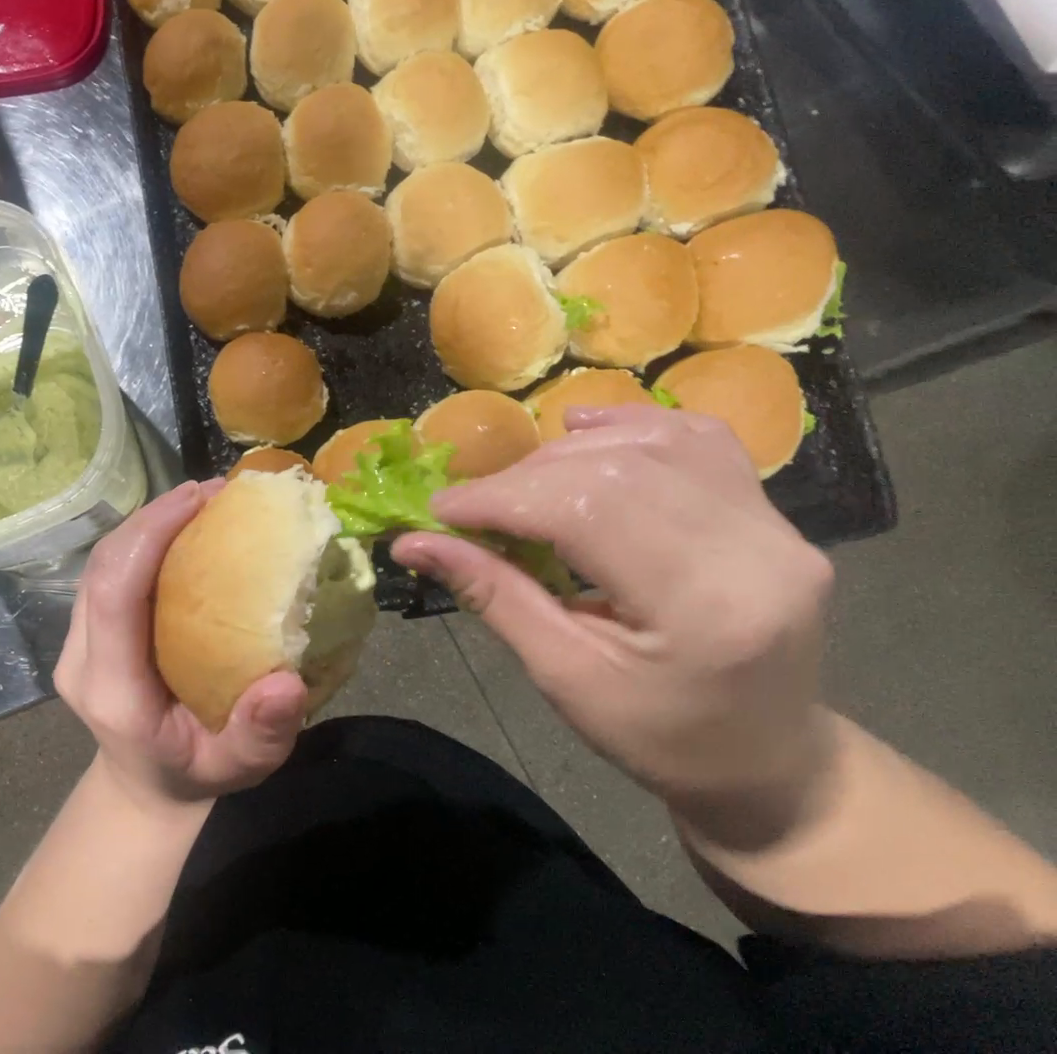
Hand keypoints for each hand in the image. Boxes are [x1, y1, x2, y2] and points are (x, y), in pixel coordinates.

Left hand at [55, 480, 309, 811]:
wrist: (144, 788)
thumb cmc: (193, 776)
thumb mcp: (238, 769)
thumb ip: (259, 734)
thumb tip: (286, 683)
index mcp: (113, 692)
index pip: (113, 595)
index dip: (149, 537)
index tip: (200, 501)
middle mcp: (82, 661)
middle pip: (101, 567)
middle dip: (153, 518)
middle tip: (214, 492)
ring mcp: (75, 644)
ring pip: (99, 563)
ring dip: (147, 524)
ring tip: (203, 501)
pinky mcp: (84, 632)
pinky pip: (108, 573)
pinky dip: (143, 543)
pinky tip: (185, 529)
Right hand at [392, 407, 835, 842]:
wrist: (768, 761)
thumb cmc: (658, 737)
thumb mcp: (563, 677)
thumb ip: (494, 597)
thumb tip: (412, 542)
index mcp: (703, 606)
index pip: (588, 511)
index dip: (502, 498)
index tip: (440, 511)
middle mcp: (754, 549)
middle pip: (618, 468)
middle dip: (525, 477)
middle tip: (471, 507)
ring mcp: (775, 524)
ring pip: (655, 442)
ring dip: (568, 452)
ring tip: (519, 485)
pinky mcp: (773, 513)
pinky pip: (699, 441)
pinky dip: (630, 428)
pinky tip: (584, 432)